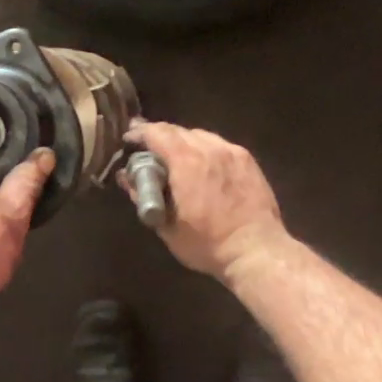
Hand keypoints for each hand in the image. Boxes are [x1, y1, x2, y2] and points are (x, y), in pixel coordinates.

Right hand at [124, 121, 286, 278]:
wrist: (256, 251)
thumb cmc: (207, 243)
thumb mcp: (166, 225)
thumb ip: (143, 196)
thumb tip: (125, 177)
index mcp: (187, 161)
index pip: (158, 133)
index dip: (140, 133)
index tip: (129, 138)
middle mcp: (210, 148)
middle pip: (178, 130)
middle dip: (160, 136)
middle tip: (149, 149)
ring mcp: (232, 152)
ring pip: (200, 135)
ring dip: (183, 142)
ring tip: (175, 157)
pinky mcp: (248, 160)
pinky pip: (219, 145)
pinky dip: (204, 149)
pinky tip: (202, 165)